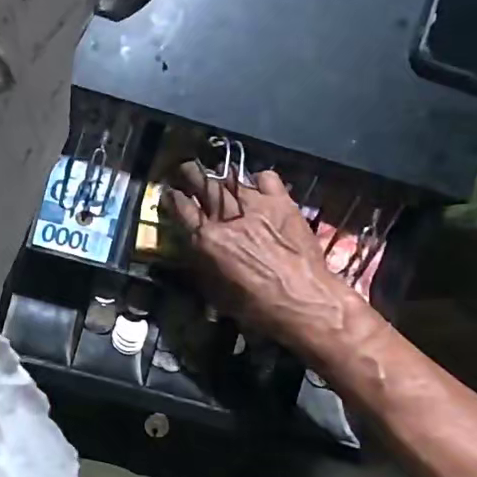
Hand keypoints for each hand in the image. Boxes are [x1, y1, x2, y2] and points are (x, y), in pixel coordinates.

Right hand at [163, 163, 371, 361]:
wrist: (306, 301)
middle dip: (192, 174)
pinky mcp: (282, 202)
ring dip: (222, 174)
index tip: (170, 191)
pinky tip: (256, 184)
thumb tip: (196, 250)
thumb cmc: (259, 308)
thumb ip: (203, 265)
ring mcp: (257, 206)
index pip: (183, 209)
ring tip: (218, 172)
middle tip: (186, 169)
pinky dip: (257, 178)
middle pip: (204, 185)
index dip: (173, 198)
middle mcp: (229, 218)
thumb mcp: (218, 292)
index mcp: (208, 241)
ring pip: (232, 177)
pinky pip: (265, 178)